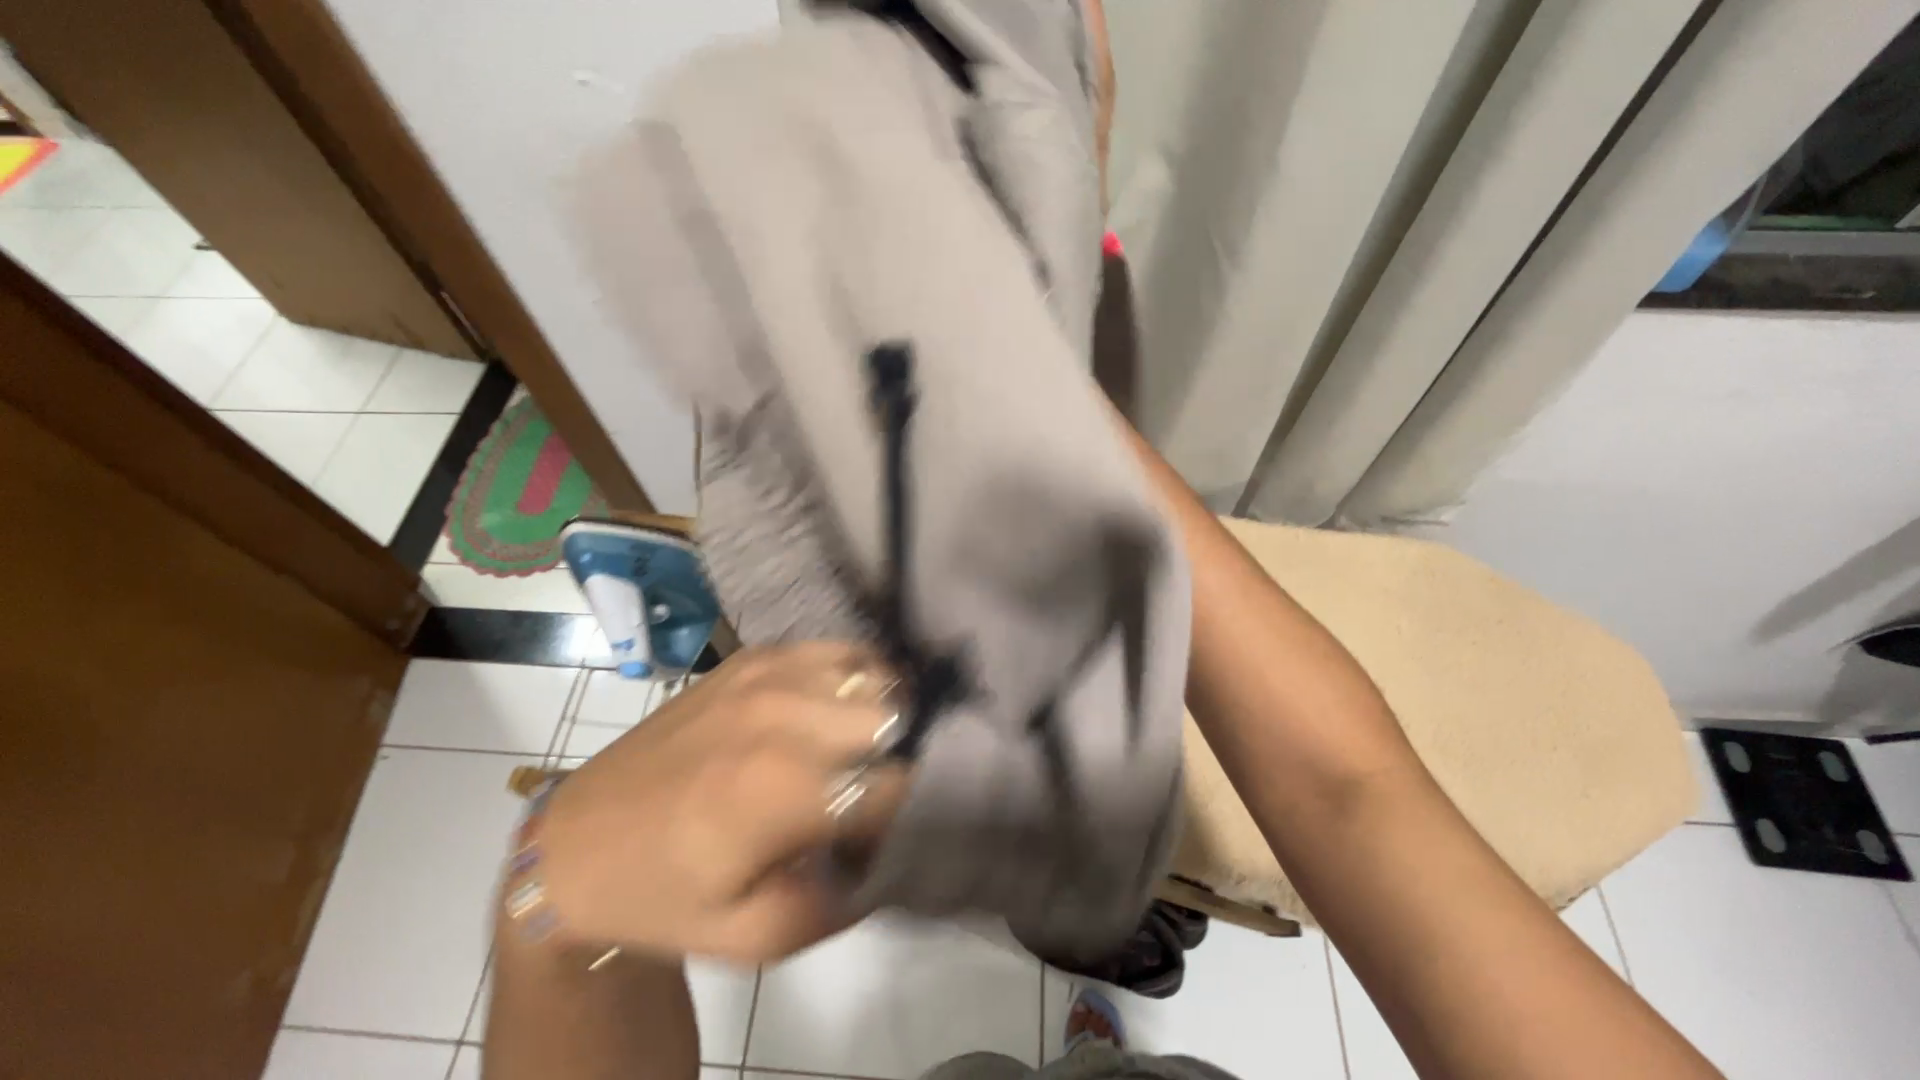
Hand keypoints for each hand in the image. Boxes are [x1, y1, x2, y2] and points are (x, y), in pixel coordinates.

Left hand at [529, 643, 909, 964]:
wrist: (577, 843)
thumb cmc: (666, 897)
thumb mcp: (757, 936)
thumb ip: (844, 902)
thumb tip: (897, 854)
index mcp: (787, 788)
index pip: (902, 785)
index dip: (914, 815)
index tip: (895, 838)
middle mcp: (786, 715)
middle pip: (899, 718)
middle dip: (905, 759)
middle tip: (884, 796)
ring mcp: (768, 673)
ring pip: (876, 674)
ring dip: (887, 714)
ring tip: (867, 753)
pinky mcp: (753, 657)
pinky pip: (837, 651)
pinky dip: (855, 679)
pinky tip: (838, 712)